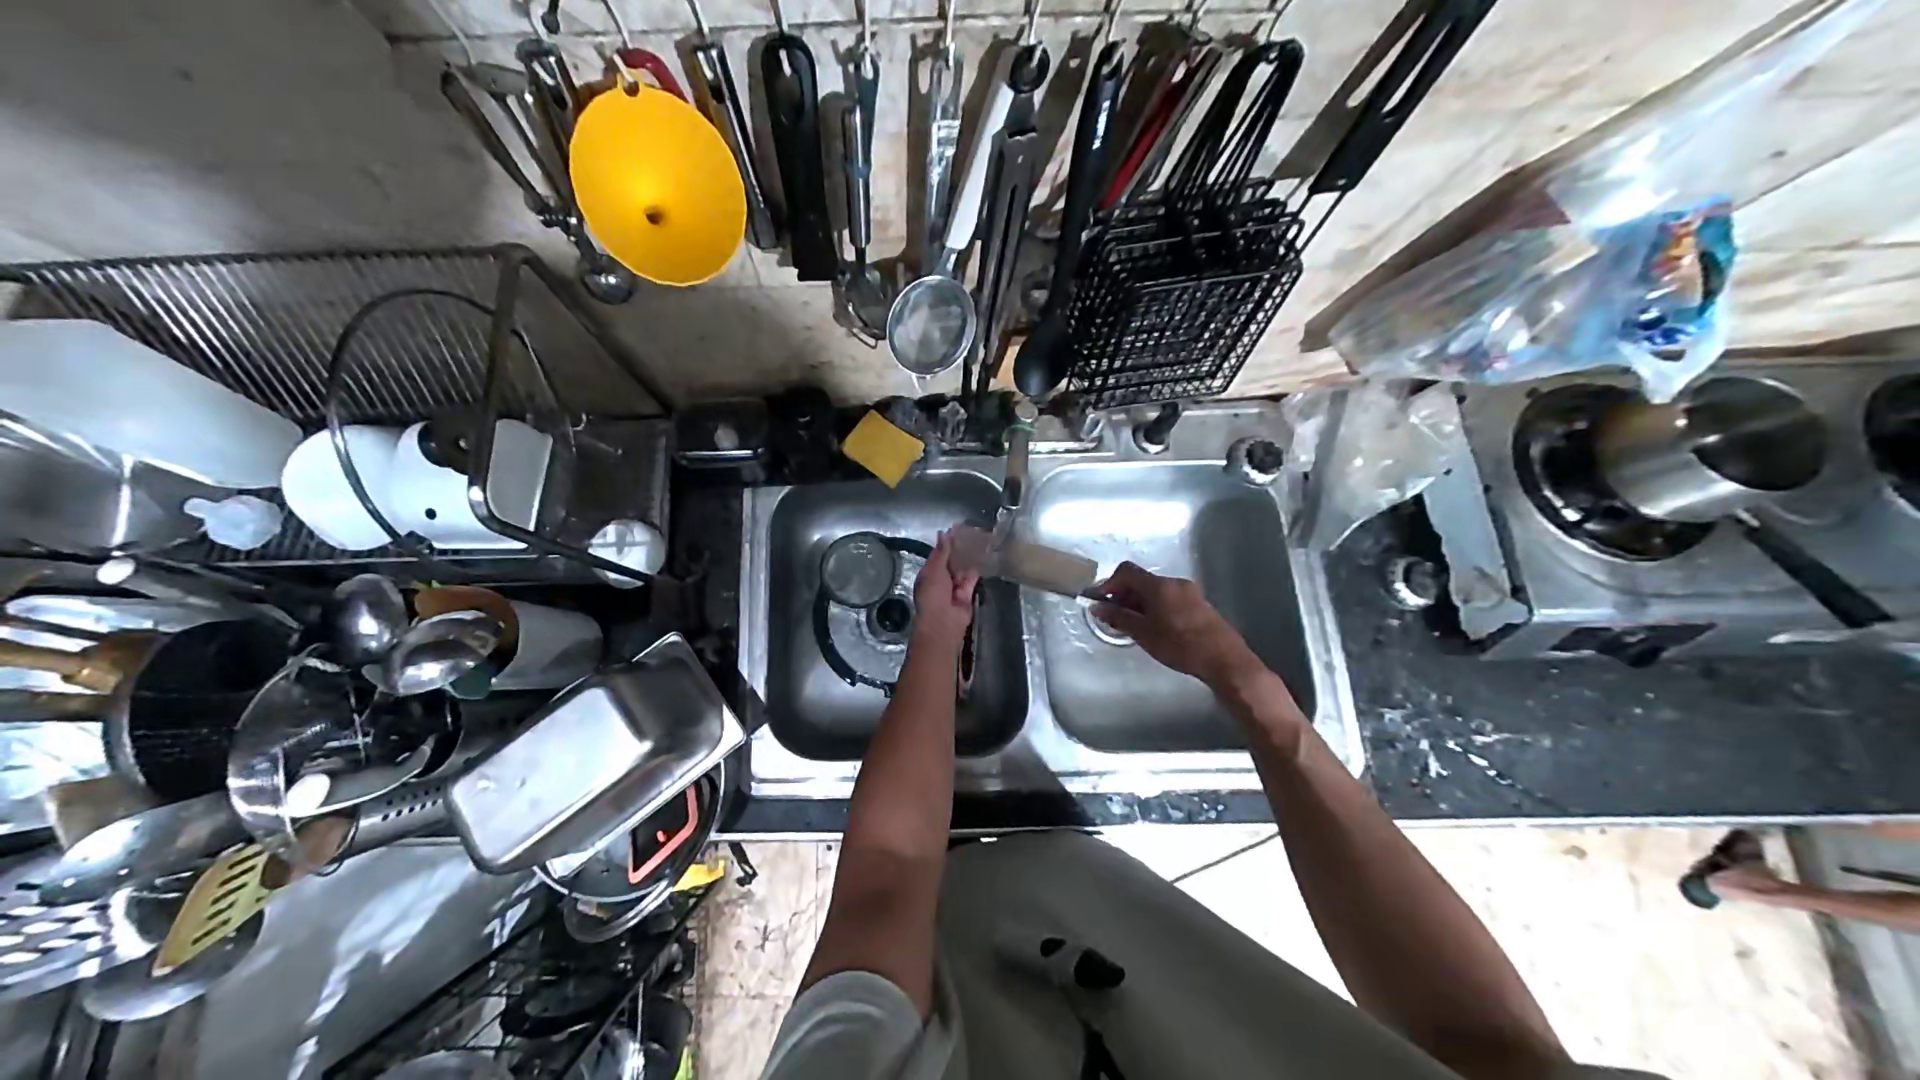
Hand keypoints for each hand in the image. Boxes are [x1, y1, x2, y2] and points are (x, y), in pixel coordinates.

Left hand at [912, 531, 978, 651]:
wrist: (943, 621)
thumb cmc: (933, 594)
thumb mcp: (935, 570)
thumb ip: (941, 552)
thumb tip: (943, 533)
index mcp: (928, 573)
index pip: (938, 555)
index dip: (947, 543)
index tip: (957, 529)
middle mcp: (941, 580)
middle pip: (951, 561)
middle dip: (960, 550)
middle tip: (972, 533)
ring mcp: (954, 587)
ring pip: (962, 569)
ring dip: (969, 558)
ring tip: (980, 541)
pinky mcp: (967, 593)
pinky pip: (971, 579)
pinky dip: (976, 569)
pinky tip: (984, 556)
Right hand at [1092, 562, 1260, 687]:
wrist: (1225, 660)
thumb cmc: (1180, 646)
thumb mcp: (1144, 634)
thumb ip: (1119, 617)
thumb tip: (1097, 607)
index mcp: (1159, 586)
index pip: (1127, 571)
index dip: (1109, 583)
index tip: (1100, 601)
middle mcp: (1174, 582)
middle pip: (1141, 581)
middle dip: (1123, 595)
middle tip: (1113, 617)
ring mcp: (1189, 592)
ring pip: (1155, 591)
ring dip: (1139, 603)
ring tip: (1132, 625)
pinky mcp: (1198, 604)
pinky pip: (1168, 598)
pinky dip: (1155, 607)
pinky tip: (1154, 628)